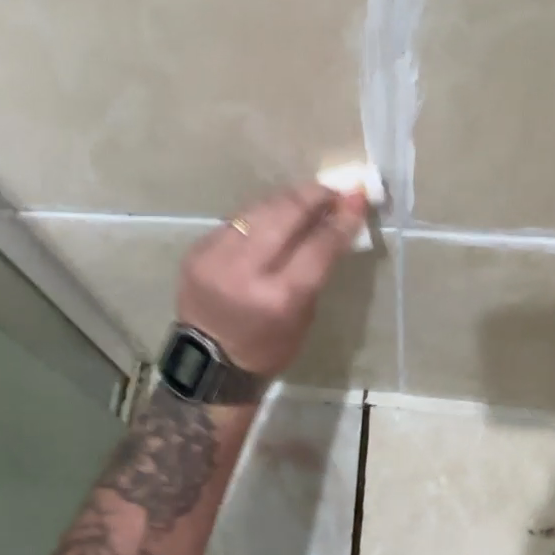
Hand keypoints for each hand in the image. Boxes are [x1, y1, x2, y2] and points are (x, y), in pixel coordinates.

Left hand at [176, 183, 368, 375]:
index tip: (356, 197)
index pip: (319, 244)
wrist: (209, 364)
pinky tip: (272, 217)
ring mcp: (216, 258)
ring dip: (286, 200)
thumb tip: (332, 221)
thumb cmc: (268, 347)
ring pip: (259, 210)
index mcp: (279, 297)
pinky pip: (235, 222)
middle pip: (286, 214)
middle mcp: (245, 272)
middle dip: (313, 196)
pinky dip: (258, 217)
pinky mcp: (197, 251)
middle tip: (331, 190)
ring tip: (305, 198)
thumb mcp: (303, 314)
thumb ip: (315, 266)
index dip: (342, 217)